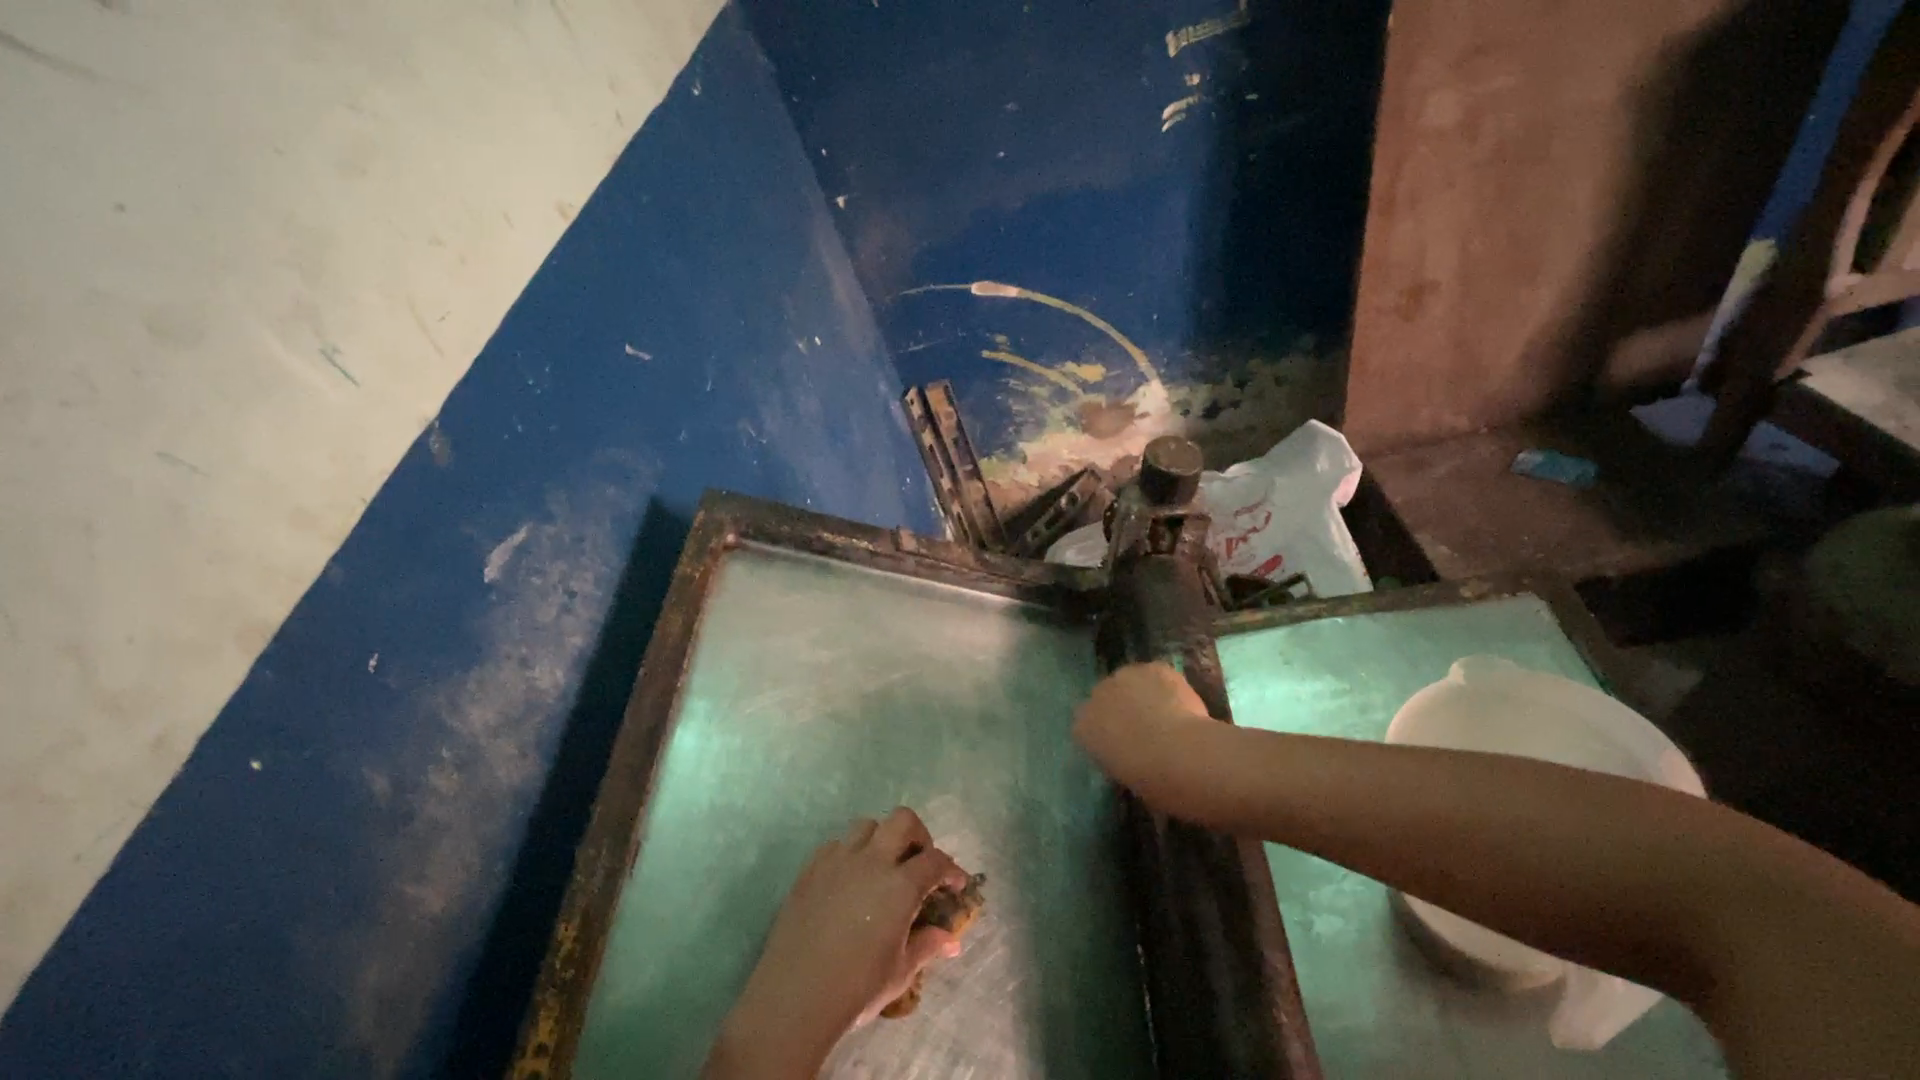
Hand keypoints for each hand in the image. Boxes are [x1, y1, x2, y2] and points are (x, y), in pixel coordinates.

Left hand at [706, 807, 967, 1078]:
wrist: (794, 997)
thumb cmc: (856, 988)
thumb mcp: (900, 972)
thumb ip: (927, 946)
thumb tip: (951, 939)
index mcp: (900, 886)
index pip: (936, 860)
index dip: (951, 869)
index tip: (955, 884)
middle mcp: (871, 862)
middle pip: (903, 821)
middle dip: (919, 837)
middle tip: (920, 864)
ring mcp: (837, 861)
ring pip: (867, 826)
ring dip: (882, 840)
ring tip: (883, 869)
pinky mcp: (809, 870)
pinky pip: (835, 846)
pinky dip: (850, 854)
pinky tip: (849, 882)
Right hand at [1072, 662, 1210, 786]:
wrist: (1178, 754)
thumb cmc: (1149, 780)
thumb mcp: (1122, 776)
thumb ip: (1117, 757)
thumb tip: (1130, 754)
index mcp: (1082, 728)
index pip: (1089, 725)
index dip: (1109, 731)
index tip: (1124, 744)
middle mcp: (1096, 695)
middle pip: (1107, 696)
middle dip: (1122, 708)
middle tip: (1146, 728)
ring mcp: (1124, 676)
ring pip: (1132, 682)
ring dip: (1143, 693)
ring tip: (1166, 714)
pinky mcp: (1153, 667)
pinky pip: (1158, 675)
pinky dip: (1167, 686)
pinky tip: (1182, 703)